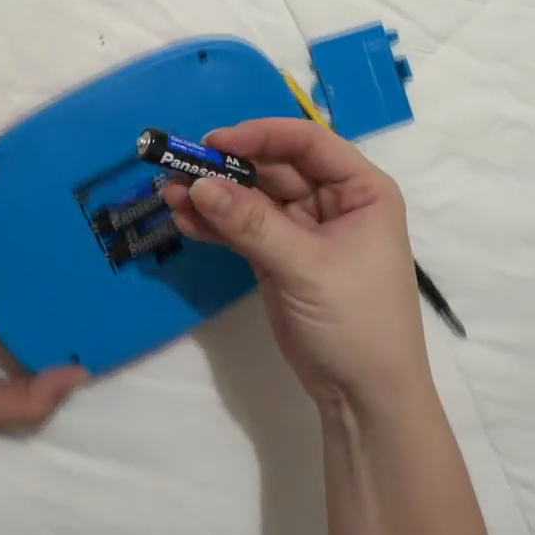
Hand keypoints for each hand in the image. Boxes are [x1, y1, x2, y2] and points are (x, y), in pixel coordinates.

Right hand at [161, 119, 429, 408]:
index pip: (306, 142)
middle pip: (273, 167)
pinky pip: (243, 228)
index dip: (260, 135)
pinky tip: (184, 221)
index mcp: (360, 189)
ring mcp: (303, 229)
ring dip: (213, 195)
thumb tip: (198, 186)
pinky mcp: (278, 256)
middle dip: (227, 168)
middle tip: (178, 168)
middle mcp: (333, 200)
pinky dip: (215, 224)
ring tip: (169, 195)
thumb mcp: (307, 267)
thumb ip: (252, 224)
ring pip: (252, 197)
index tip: (214, 142)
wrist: (366, 398)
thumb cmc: (357, 321)